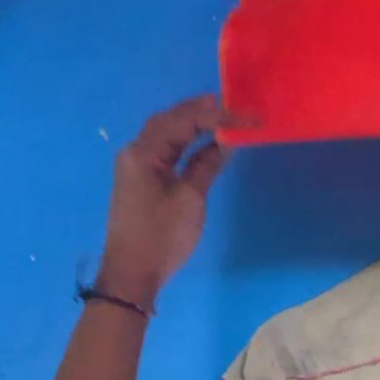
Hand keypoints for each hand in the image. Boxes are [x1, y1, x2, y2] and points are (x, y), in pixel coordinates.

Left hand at [98, 95, 235, 309]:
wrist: (132, 274)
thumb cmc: (162, 236)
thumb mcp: (191, 198)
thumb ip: (208, 163)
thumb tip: (228, 140)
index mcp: (144, 152)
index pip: (184, 120)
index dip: (217, 115)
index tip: (247, 117)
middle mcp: (136, 151)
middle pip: (170, 119)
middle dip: (201, 110)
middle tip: (232, 105)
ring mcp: (136, 165)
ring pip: (167, 132)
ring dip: (193, 123)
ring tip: (223, 116)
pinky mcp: (141, 178)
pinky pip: (165, 149)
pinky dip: (186, 141)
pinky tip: (205, 140)